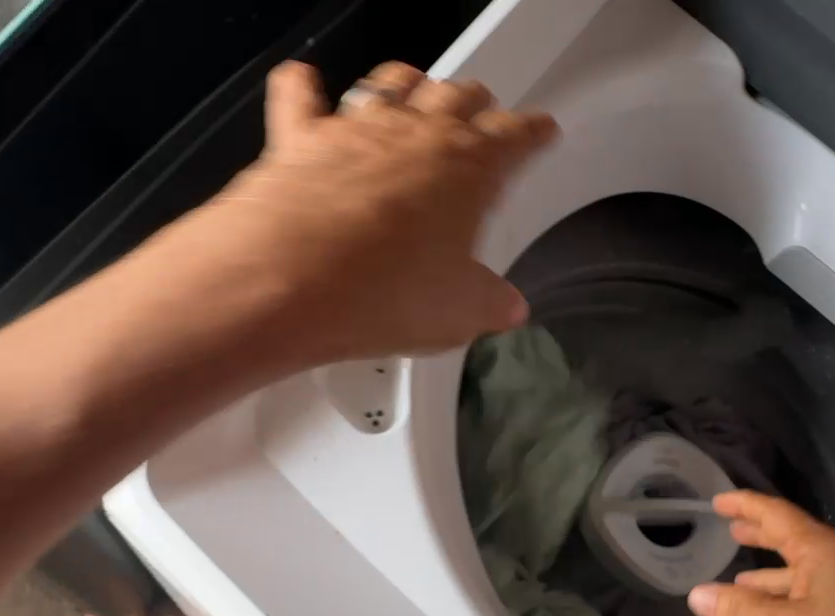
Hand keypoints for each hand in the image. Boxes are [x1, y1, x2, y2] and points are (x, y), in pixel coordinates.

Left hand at [195, 61, 558, 367]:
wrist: (294, 279)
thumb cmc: (385, 291)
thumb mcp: (459, 312)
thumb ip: (490, 303)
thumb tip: (508, 308)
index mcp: (471, 168)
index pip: (516, 138)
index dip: (533, 134)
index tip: (540, 132)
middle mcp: (417, 134)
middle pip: (458, 98)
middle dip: (476, 103)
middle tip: (483, 112)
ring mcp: (357, 130)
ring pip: (393, 83)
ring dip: (410, 85)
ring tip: (416, 92)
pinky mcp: (300, 140)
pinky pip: (300, 95)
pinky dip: (304, 87)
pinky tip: (306, 86)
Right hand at [686, 491, 834, 615]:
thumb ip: (738, 610)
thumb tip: (696, 595)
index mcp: (822, 550)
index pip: (776, 515)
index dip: (745, 505)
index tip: (718, 501)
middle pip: (794, 536)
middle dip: (761, 534)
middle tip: (732, 529)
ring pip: (806, 566)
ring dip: (773, 570)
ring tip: (742, 579)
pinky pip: (820, 585)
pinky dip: (791, 589)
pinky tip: (780, 609)